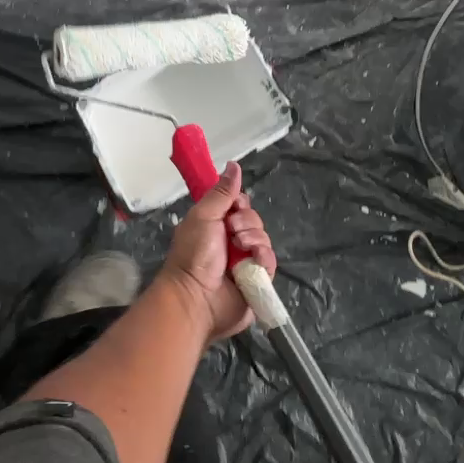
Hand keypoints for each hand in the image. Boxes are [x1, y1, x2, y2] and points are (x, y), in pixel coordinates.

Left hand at [156, 162, 277, 340]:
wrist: (195, 298)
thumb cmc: (194, 254)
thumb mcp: (204, 216)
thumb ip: (222, 192)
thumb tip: (234, 164)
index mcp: (216, 224)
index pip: (239, 205)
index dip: (240, 204)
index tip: (233, 207)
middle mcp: (231, 241)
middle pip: (254, 220)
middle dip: (246, 222)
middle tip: (232, 232)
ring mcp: (244, 261)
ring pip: (263, 238)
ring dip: (254, 239)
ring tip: (240, 248)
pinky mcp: (257, 280)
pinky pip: (269, 261)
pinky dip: (264, 258)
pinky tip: (254, 261)